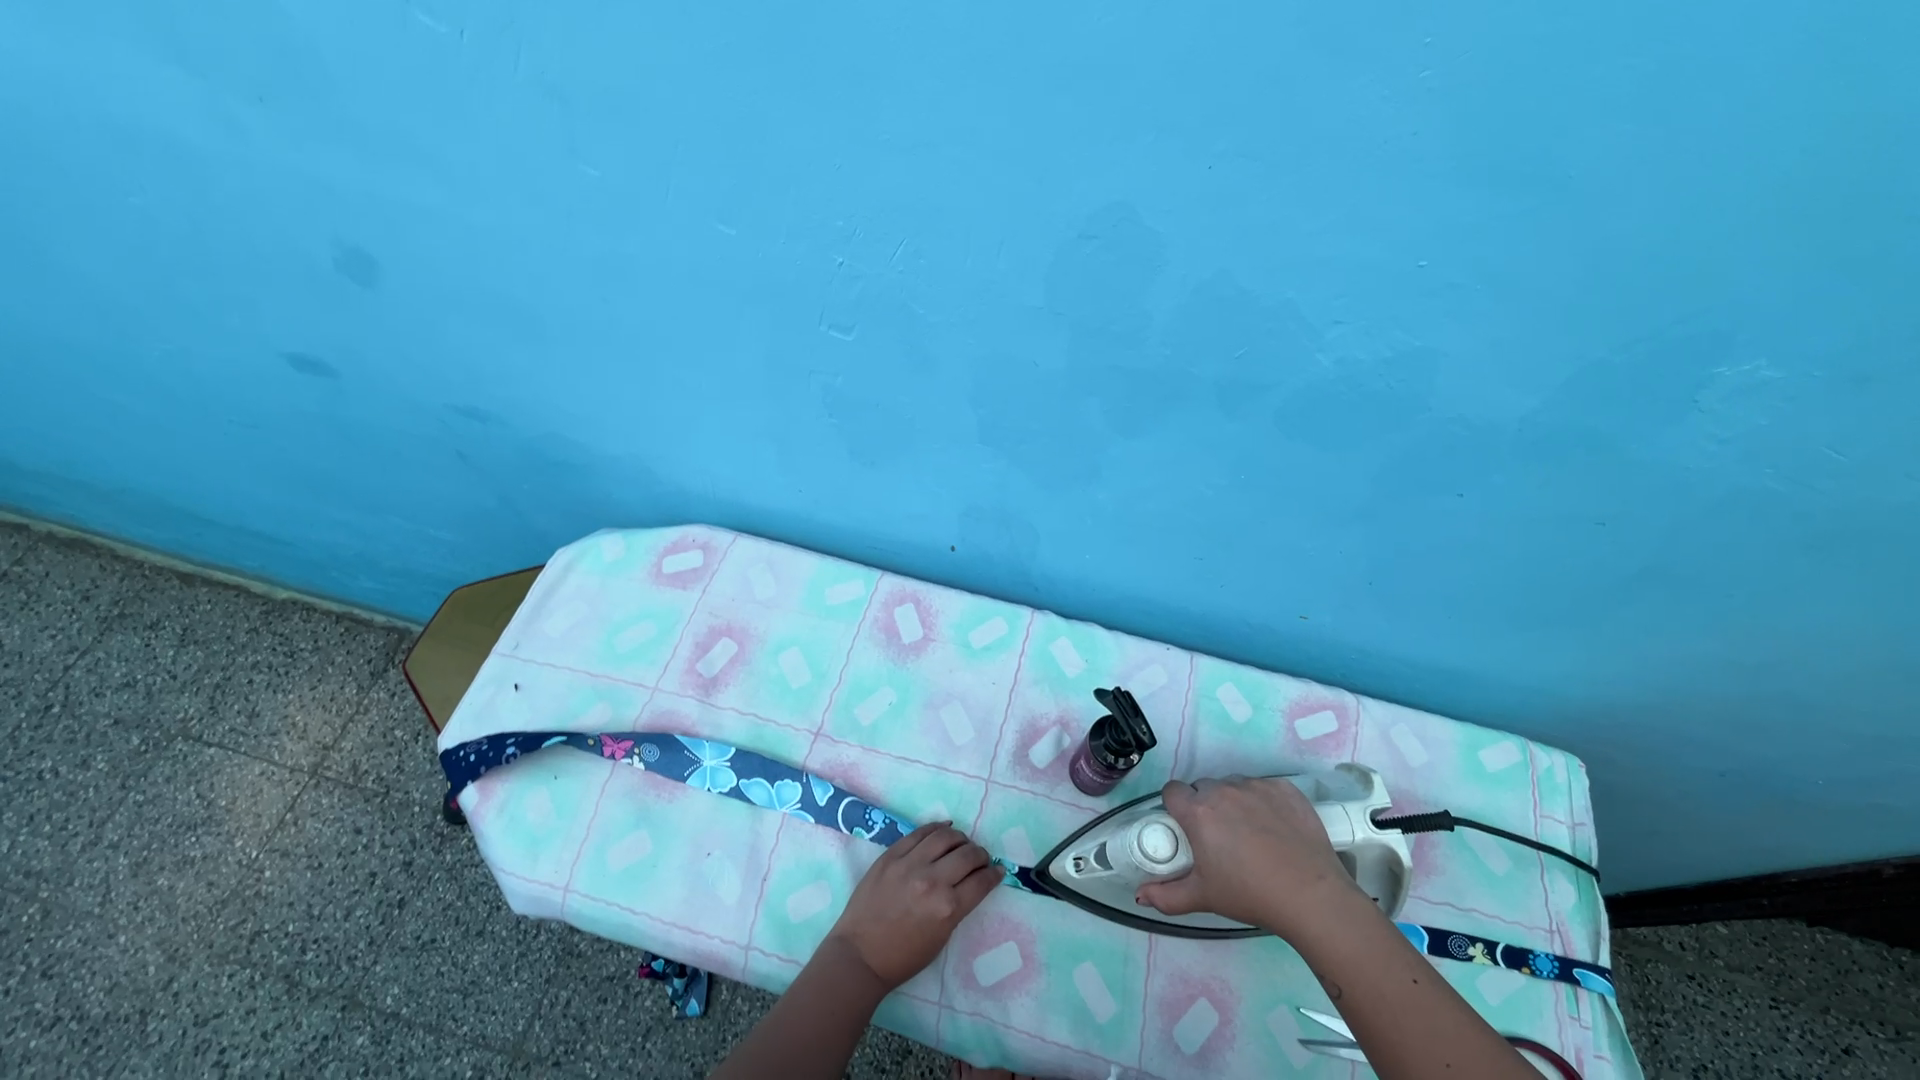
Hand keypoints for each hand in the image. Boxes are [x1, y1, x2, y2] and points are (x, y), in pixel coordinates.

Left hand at [825, 822, 1001, 989]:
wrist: (860, 954)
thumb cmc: (904, 956)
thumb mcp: (942, 936)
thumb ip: (958, 906)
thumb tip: (973, 882)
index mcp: (948, 908)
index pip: (982, 881)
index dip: (994, 873)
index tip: (997, 870)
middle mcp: (932, 881)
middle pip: (968, 854)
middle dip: (980, 855)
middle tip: (980, 859)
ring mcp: (909, 865)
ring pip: (945, 836)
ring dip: (960, 838)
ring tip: (962, 844)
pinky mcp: (890, 856)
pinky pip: (919, 833)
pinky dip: (936, 829)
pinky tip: (943, 831)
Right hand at [1134, 776, 1366, 938]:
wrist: (1311, 895)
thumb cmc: (1250, 894)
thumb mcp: (1203, 897)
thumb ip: (1166, 895)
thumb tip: (1140, 896)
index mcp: (1198, 811)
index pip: (1172, 791)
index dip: (1175, 807)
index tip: (1186, 828)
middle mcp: (1223, 790)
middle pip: (1203, 788)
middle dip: (1205, 806)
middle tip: (1218, 838)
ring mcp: (1257, 786)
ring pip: (1233, 785)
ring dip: (1233, 802)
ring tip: (1249, 833)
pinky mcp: (1286, 788)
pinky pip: (1264, 787)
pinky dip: (1263, 802)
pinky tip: (1275, 827)